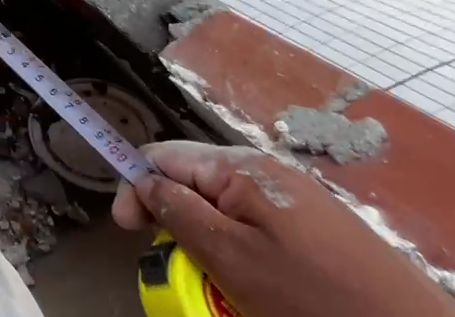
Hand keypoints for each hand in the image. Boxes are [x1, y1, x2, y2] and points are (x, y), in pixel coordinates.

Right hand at [112, 142, 454, 316]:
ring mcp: (303, 202)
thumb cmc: (313, 298)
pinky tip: (257, 285)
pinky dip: (245, 254)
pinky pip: (262, 230)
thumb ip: (176, 210)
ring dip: (210, 241)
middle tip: (177, 262)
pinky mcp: (326, 232)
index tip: (128, 230)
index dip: (136, 187)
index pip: (162, 156)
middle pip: (195, 181)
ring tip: (220, 281)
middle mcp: (270, 173)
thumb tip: (144, 183)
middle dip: (176, 218)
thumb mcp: (228, 256)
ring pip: (227, 209)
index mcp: (243, 167)